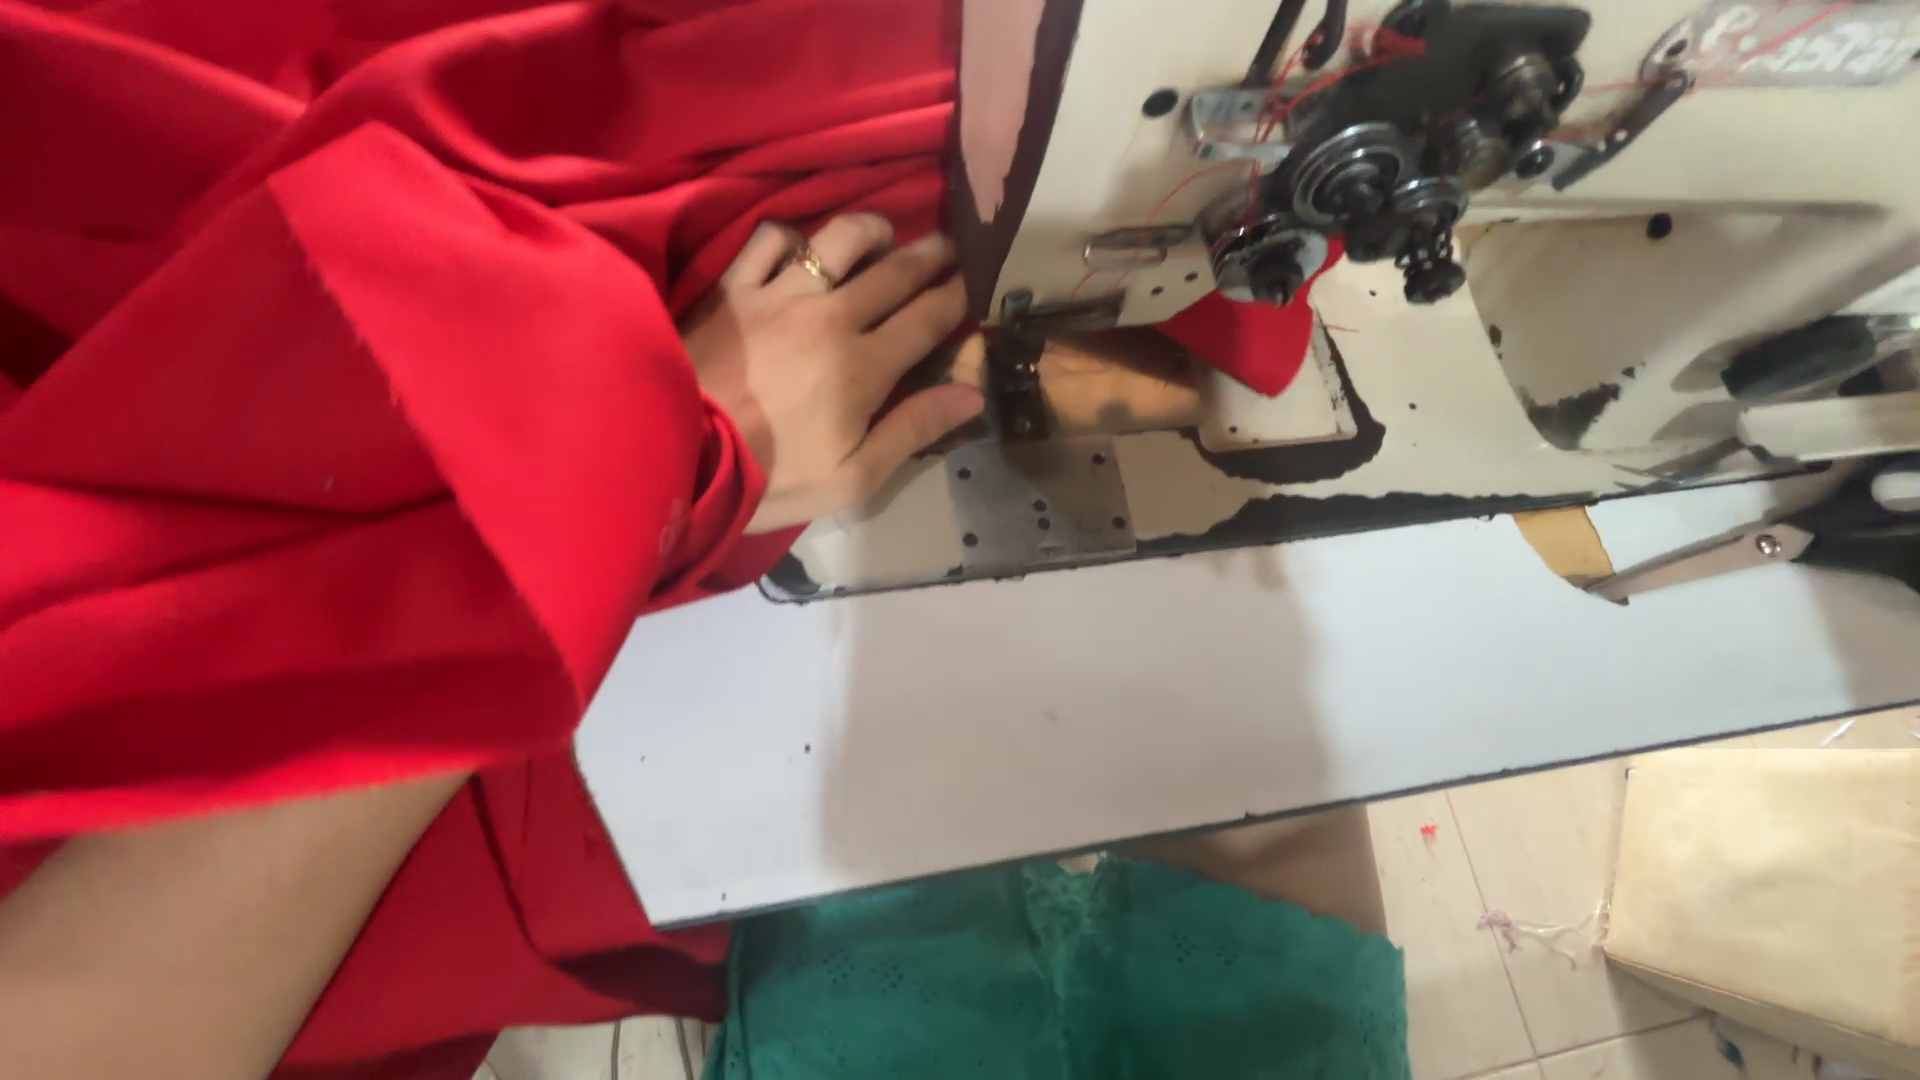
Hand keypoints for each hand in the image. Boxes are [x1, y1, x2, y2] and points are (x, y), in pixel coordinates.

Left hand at [682, 214, 984, 533]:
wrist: (680, 458)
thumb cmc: (774, 477)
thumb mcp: (854, 476)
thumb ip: (914, 429)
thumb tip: (972, 394)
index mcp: (865, 367)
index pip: (925, 319)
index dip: (954, 299)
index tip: (970, 285)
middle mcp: (830, 317)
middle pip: (893, 273)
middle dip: (930, 256)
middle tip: (949, 246)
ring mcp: (779, 295)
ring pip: (837, 240)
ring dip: (871, 231)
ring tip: (884, 234)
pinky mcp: (734, 288)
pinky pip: (770, 240)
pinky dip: (792, 237)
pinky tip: (802, 247)